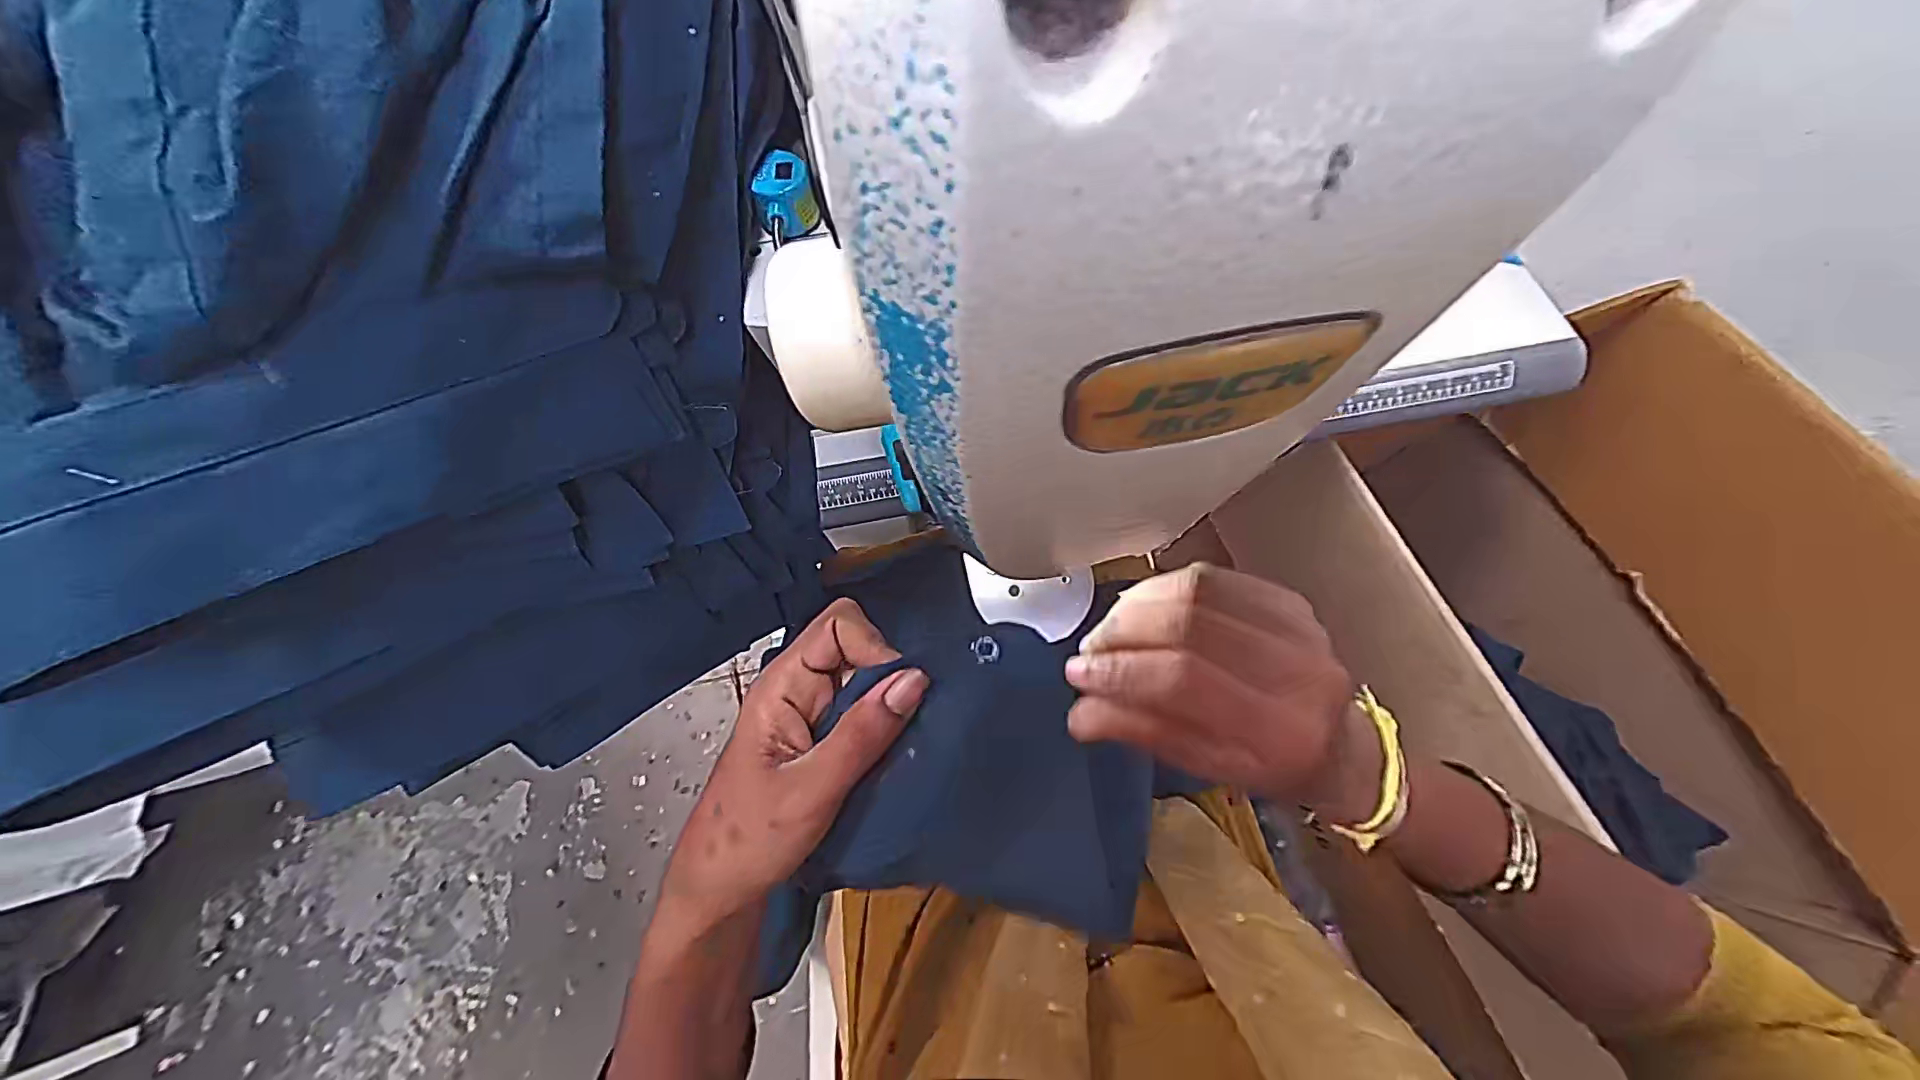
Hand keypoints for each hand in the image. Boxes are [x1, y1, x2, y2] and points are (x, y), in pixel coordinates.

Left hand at [657, 599, 929, 924]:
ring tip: (899, 742)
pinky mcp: (823, 737)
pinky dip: (885, 726)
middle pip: (856, 647)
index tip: (899, 691)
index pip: (837, 625)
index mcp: (781, 687)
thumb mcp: (811, 792)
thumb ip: (863, 735)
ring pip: (864, 680)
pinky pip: (864, 712)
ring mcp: (811, 713)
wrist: (720, 891)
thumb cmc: (744, 844)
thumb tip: (912, 681)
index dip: (874, 646)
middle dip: (888, 678)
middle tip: (902, 724)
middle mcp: (797, 690)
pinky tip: (891, 754)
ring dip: (889, 705)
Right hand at [1064, 563, 1381, 821]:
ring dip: (1138, 604)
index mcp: (1277, 730)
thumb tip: (1080, 712)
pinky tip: (1142, 606)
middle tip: (1091, 647)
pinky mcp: (1290, 602)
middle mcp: (1296, 671)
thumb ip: (1142, 733)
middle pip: (1187, 624)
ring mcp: (1299, 628)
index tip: (1080, 673)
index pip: (1182, 680)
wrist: (1338, 746)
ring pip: (1197, 591)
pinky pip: (1213, 578)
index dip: (1121, 671)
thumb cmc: (1269, 767)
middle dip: (1122, 631)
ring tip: (1111, 626)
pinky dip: (1164, 588)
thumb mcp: (1206, 766)